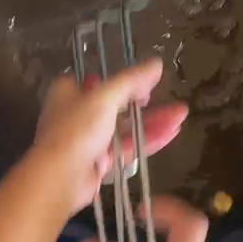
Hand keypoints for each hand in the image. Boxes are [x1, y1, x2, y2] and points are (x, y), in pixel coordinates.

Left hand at [28, 58, 188, 215]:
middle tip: (171, 97)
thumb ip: (131, 80)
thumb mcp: (104, 97)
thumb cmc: (76, 130)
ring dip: (152, 121)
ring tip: (182, 114)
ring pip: (123, 128)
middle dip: (143, 101)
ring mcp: (87, 140)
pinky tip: (173, 131)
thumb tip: (156, 63)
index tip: (141, 79)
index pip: (93, 80)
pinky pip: (126, 148)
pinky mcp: (98, 162)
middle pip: (113, 105)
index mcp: (67, 93)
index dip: (116, 79)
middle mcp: (75, 115)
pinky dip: (148, 140)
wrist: (60, 178)